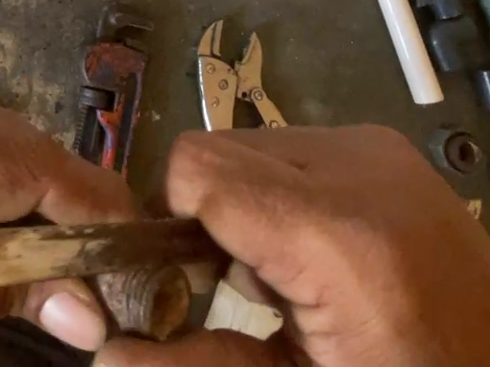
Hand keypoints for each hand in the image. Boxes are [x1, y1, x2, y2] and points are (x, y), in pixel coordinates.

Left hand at [0, 84, 138, 365]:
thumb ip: (6, 290)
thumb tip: (95, 305)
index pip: (19, 158)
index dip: (88, 200)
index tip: (141, 241)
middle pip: (5, 140)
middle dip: (62, 198)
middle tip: (109, 261)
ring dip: (27, 190)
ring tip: (65, 252)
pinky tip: (4, 227)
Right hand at [97, 126, 489, 366]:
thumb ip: (199, 365)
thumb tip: (102, 353)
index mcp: (340, 235)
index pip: (198, 167)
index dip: (175, 226)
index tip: (192, 288)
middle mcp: (359, 165)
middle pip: (217, 152)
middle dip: (209, 217)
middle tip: (246, 292)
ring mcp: (378, 149)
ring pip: (247, 145)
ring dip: (242, 203)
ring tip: (286, 274)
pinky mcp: (387, 149)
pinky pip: (287, 149)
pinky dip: (276, 192)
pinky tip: (317, 251)